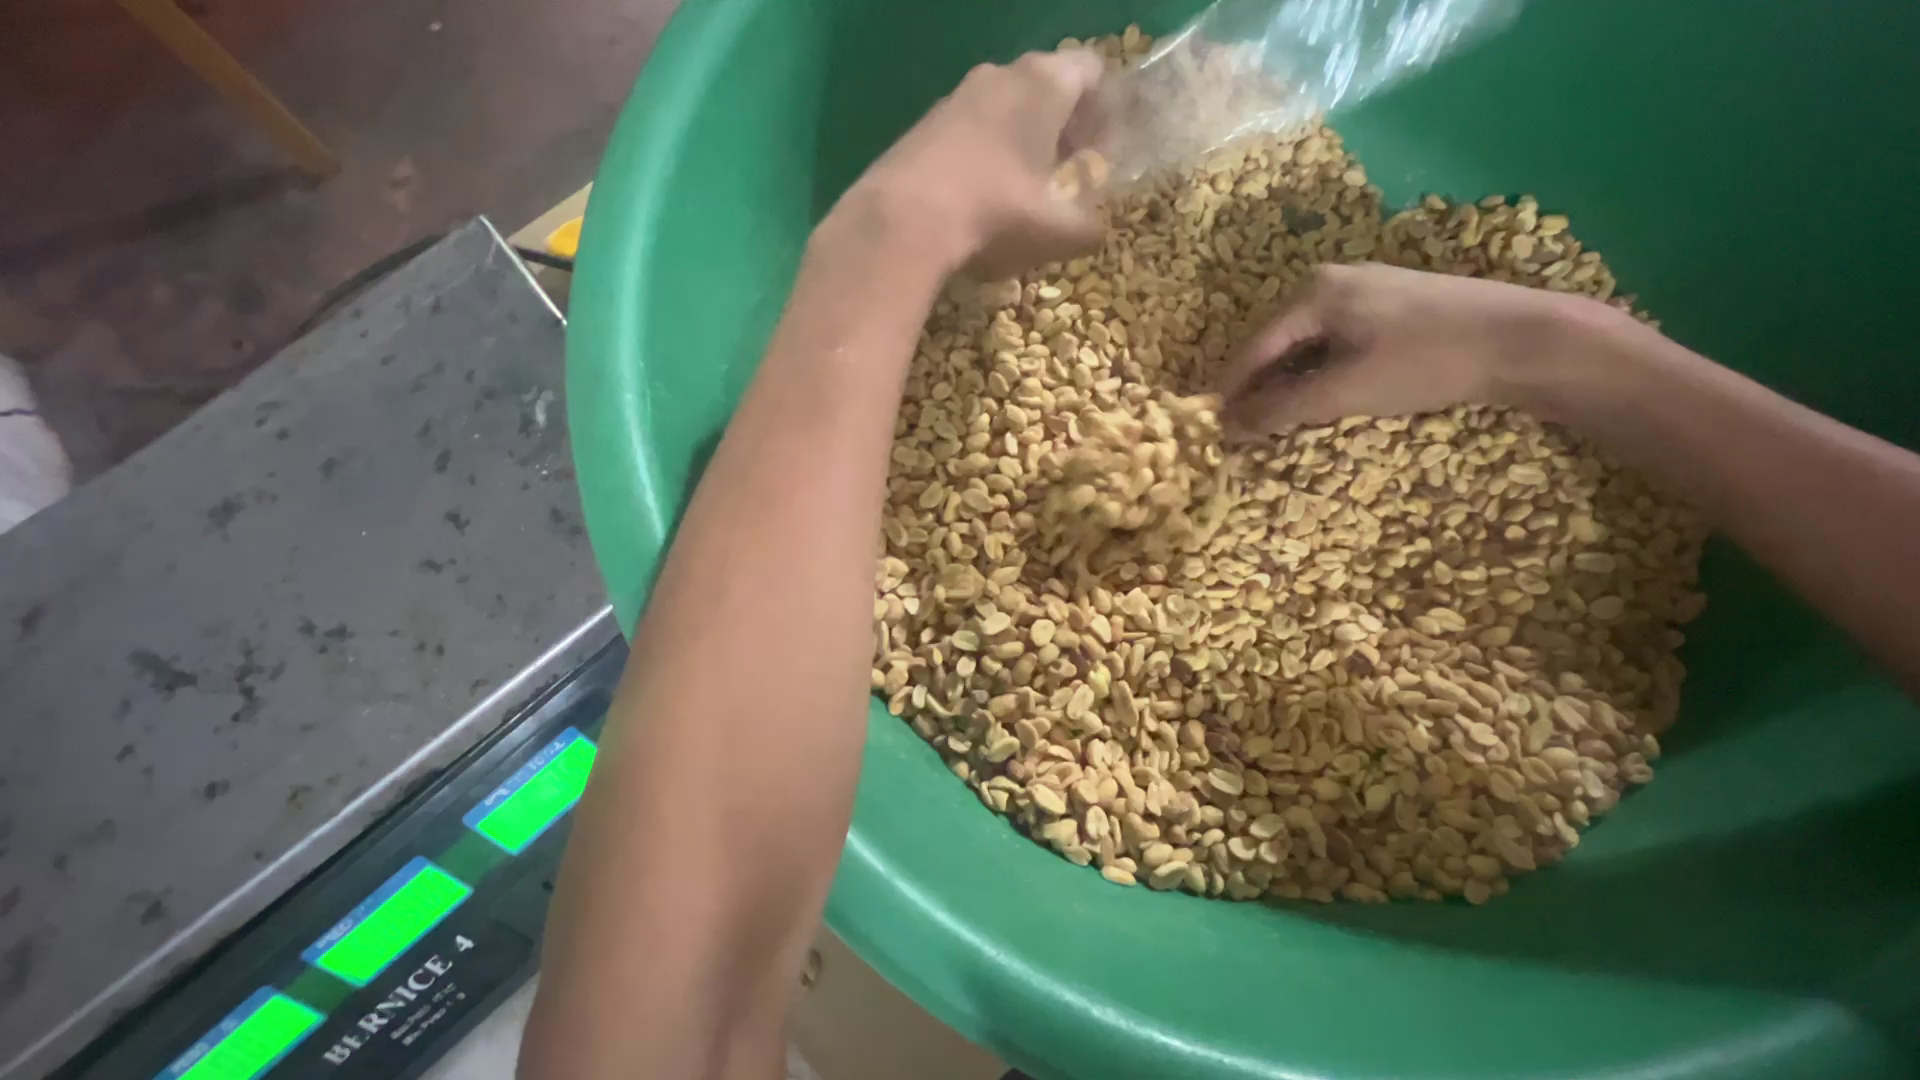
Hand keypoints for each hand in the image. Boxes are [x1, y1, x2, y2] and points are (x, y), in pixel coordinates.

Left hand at [828, 51, 1106, 277]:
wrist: (902, 222)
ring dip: (1021, 142)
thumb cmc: (996, 215)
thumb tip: (1097, 228)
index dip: (1105, 113)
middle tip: (1067, 176)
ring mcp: (956, 96)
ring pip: (1005, 108)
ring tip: (1022, 193)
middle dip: (1063, 129)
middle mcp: (1000, 74)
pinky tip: (979, 198)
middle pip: (1047, 88)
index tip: (1101, 157)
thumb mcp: (1059, 232)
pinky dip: (984, 154)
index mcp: (1043, 82)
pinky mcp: (923, 125)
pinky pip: (970, 130)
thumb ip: (1091, 226)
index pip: (1093, 72)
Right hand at [1217, 263, 1595, 438]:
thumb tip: (1228, 426)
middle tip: (1245, 429)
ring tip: (1280, 420)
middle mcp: (1332, 281)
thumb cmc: (1425, 361)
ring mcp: (1365, 288)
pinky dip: (1321, 370)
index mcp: (1314, 293)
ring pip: (1308, 343)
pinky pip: (1336, 340)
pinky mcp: (1392, 303)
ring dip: (1291, 382)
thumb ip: (1282, 408)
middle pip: (1278, 343)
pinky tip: (1325, 395)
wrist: (1524, 339)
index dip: (1231, 390)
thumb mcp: (1346, 390)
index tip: (1212, 427)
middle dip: (1260, 387)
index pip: (1254, 349)